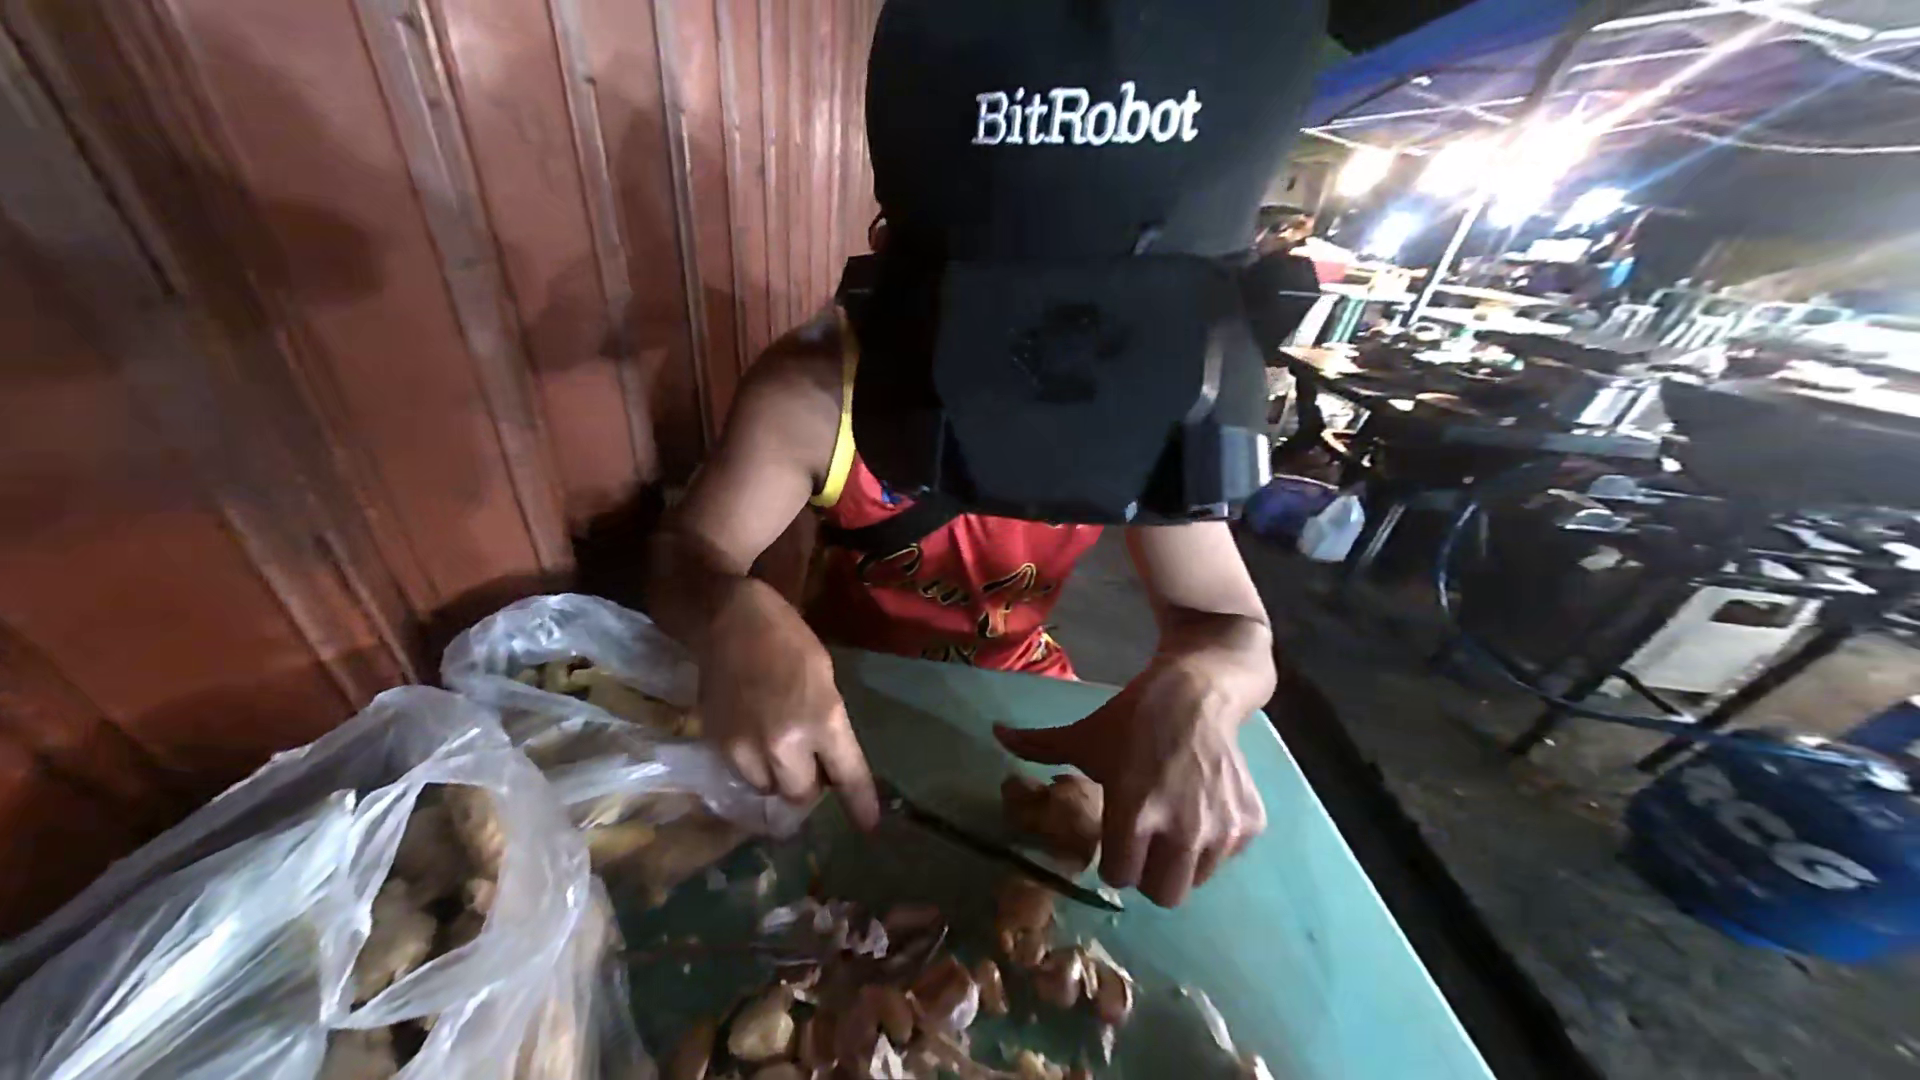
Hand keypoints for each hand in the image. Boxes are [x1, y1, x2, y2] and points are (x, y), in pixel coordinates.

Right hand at [698, 582, 879, 828]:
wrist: (730, 621)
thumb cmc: (788, 640)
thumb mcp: (824, 676)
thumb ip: (828, 722)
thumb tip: (827, 760)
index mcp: (823, 719)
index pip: (847, 775)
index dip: (860, 803)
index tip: (869, 825)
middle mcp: (785, 743)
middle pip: (801, 796)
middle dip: (810, 787)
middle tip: (812, 765)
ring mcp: (747, 748)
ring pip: (769, 790)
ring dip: (780, 778)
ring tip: (779, 748)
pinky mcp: (718, 746)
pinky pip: (742, 774)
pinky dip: (754, 766)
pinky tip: (755, 738)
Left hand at [994, 660, 1265, 906]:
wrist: (1198, 691)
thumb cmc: (1133, 717)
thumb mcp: (1084, 735)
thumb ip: (1038, 745)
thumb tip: (994, 732)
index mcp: (1133, 811)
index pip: (1120, 878)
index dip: (1114, 858)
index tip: (1116, 836)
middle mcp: (1181, 829)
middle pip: (1163, 896)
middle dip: (1149, 872)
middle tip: (1146, 838)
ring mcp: (1221, 829)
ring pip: (1196, 880)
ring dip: (1181, 859)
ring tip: (1174, 817)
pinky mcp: (1251, 823)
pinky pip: (1227, 856)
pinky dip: (1214, 840)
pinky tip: (1202, 802)